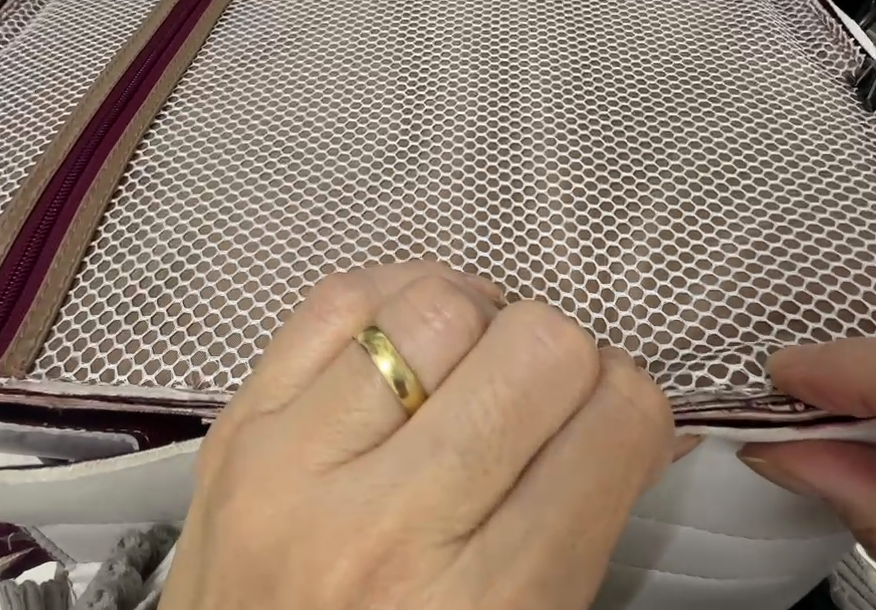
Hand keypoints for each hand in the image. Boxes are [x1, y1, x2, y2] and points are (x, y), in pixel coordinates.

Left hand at [161, 261, 678, 609]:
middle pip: (535, 347)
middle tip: (540, 385)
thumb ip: (587, 518)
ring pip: (438, 303)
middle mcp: (386, 530)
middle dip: (561, 352)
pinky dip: (394, 296)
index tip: (612, 409)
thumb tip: (635, 408)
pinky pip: (340, 297)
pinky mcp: (240, 421)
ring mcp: (296, 464)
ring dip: (477, 316)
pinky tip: (408, 335)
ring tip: (469, 356)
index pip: (612, 425)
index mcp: (484, 605)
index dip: (630, 401)